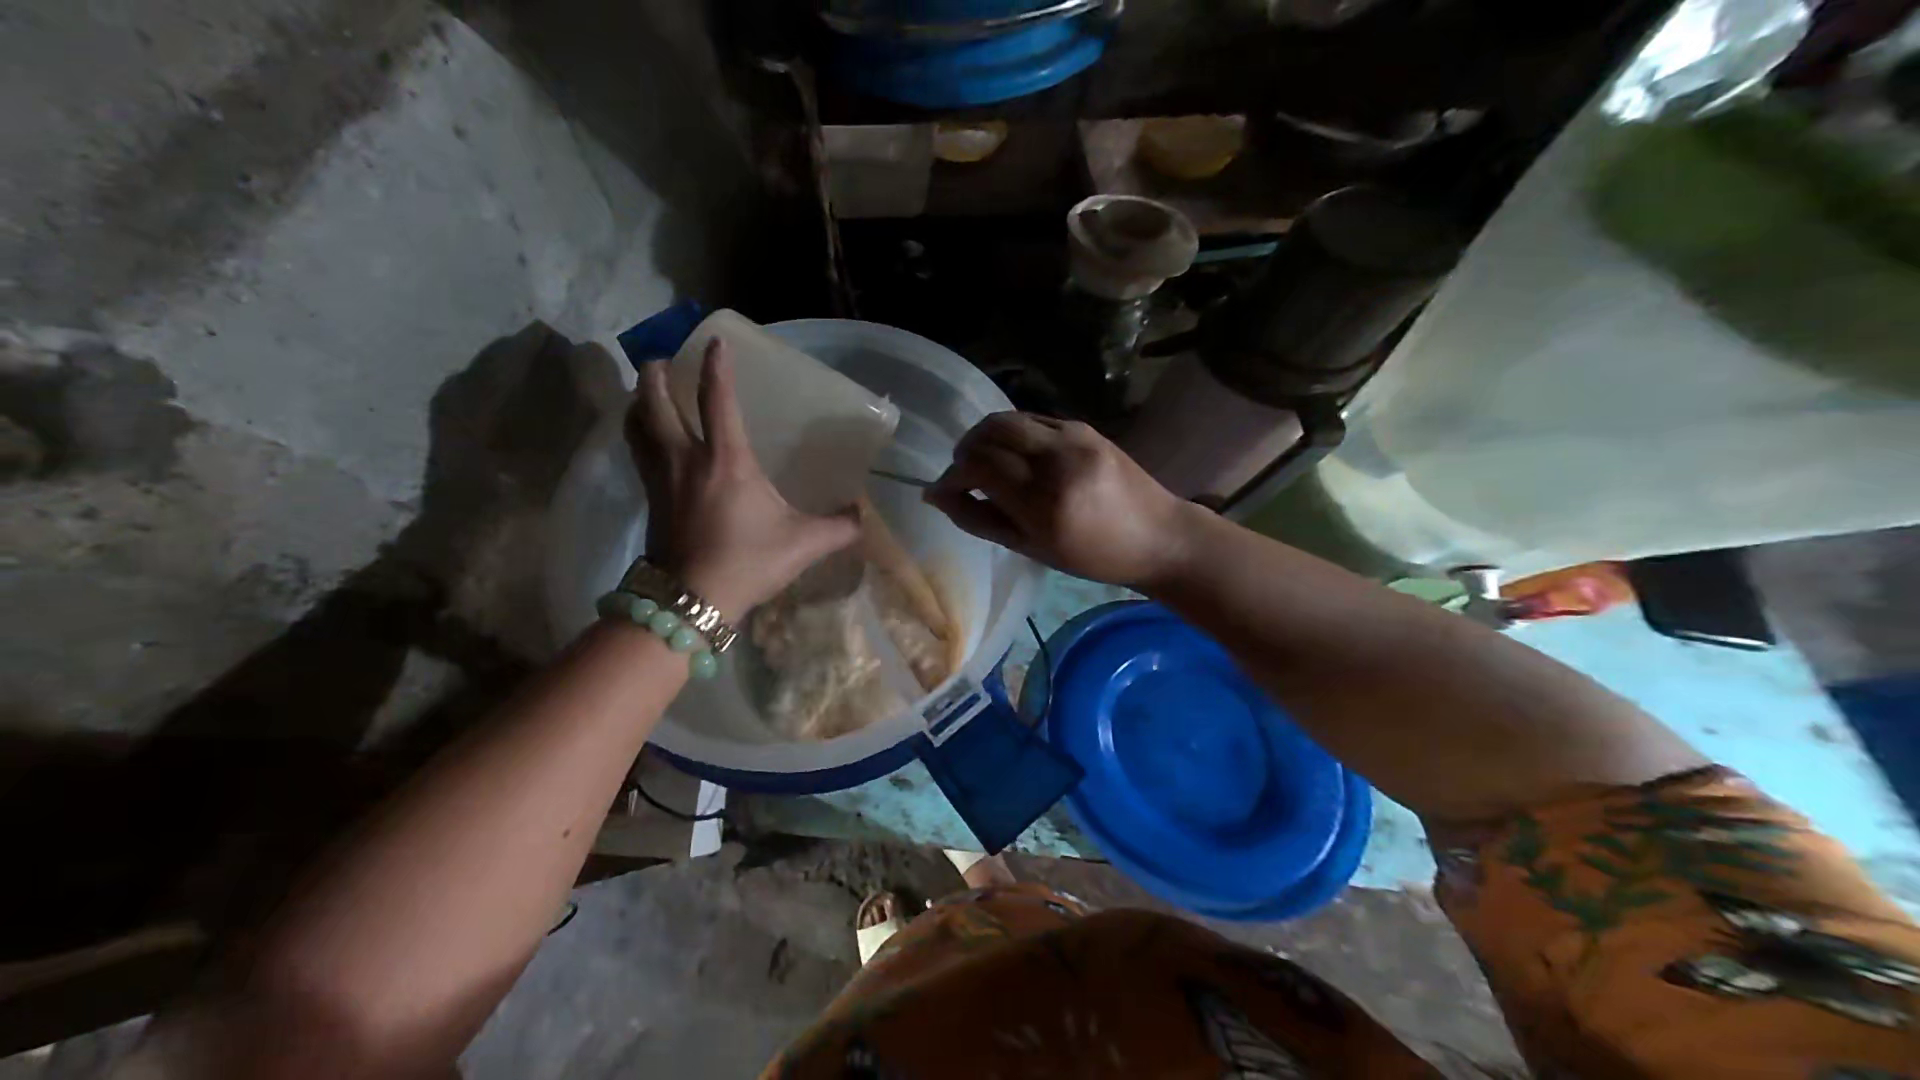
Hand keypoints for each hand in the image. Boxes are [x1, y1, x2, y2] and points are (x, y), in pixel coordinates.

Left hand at [626, 339, 860, 618]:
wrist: (690, 600)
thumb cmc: (747, 562)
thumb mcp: (803, 544)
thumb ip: (839, 527)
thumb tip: (864, 516)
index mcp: (727, 461)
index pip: (718, 400)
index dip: (717, 367)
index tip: (716, 343)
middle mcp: (687, 459)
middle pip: (656, 402)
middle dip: (657, 375)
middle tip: (662, 359)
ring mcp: (661, 478)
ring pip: (638, 425)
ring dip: (640, 401)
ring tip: (647, 390)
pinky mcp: (650, 498)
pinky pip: (637, 451)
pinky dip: (637, 432)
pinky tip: (646, 437)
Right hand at [924, 412, 1199, 586]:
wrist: (1157, 536)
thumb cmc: (1092, 557)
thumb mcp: (1029, 548)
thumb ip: (979, 519)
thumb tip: (937, 496)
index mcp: (1042, 502)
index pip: (976, 466)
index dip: (951, 476)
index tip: (944, 492)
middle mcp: (1055, 460)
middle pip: (987, 434)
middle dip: (964, 453)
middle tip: (963, 476)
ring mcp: (1072, 437)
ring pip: (1006, 419)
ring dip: (984, 437)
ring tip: (984, 463)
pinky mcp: (1083, 426)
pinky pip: (1032, 419)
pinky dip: (1012, 434)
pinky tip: (1015, 455)